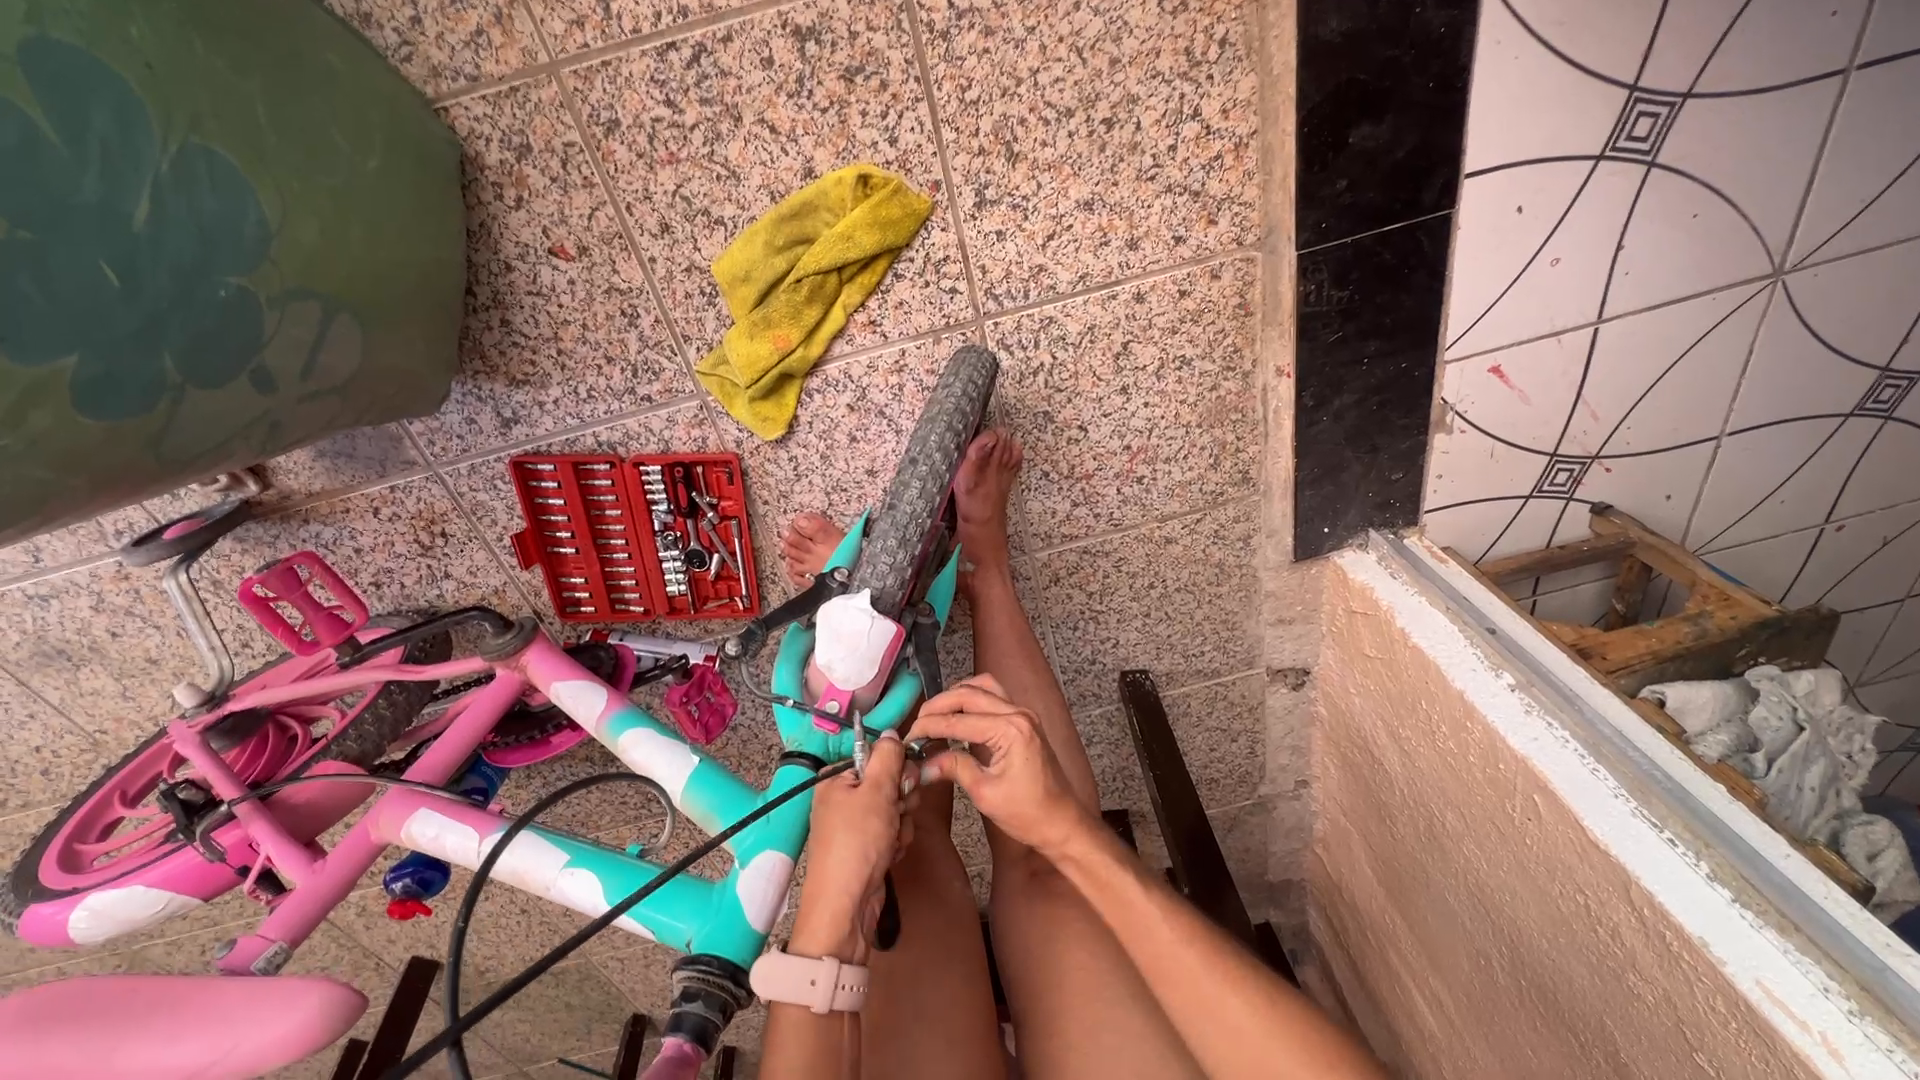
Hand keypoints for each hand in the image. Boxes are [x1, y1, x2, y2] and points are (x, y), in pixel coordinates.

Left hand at [790, 730, 914, 961]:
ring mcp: (855, 825)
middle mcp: (843, 798)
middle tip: (896, 812)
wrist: (846, 905)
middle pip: (890, 781)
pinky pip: (893, 831)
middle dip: (901, 798)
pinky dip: (897, 842)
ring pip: (896, 808)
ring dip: (901, 823)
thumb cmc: (857, 843)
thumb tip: (892, 731)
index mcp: (837, 779)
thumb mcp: (876, 792)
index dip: (896, 768)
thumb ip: (888, 757)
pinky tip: (889, 855)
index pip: (877, 756)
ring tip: (890, 840)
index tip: (902, 782)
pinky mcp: (867, 847)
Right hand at [915, 675, 1093, 857]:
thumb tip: (923, 764)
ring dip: (955, 697)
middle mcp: (1018, 714)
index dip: (929, 727)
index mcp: (1010, 730)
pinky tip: (958, 717)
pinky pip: (994, 697)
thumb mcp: (984, 793)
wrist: (1062, 823)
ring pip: (982, 687)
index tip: (909, 737)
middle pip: (968, 693)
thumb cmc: (1029, 813)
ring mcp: (1024, 714)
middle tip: (917, 725)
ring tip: (934, 717)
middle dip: (938, 706)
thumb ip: (954, 768)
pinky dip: (972, 700)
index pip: (959, 720)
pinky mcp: (1024, 721)